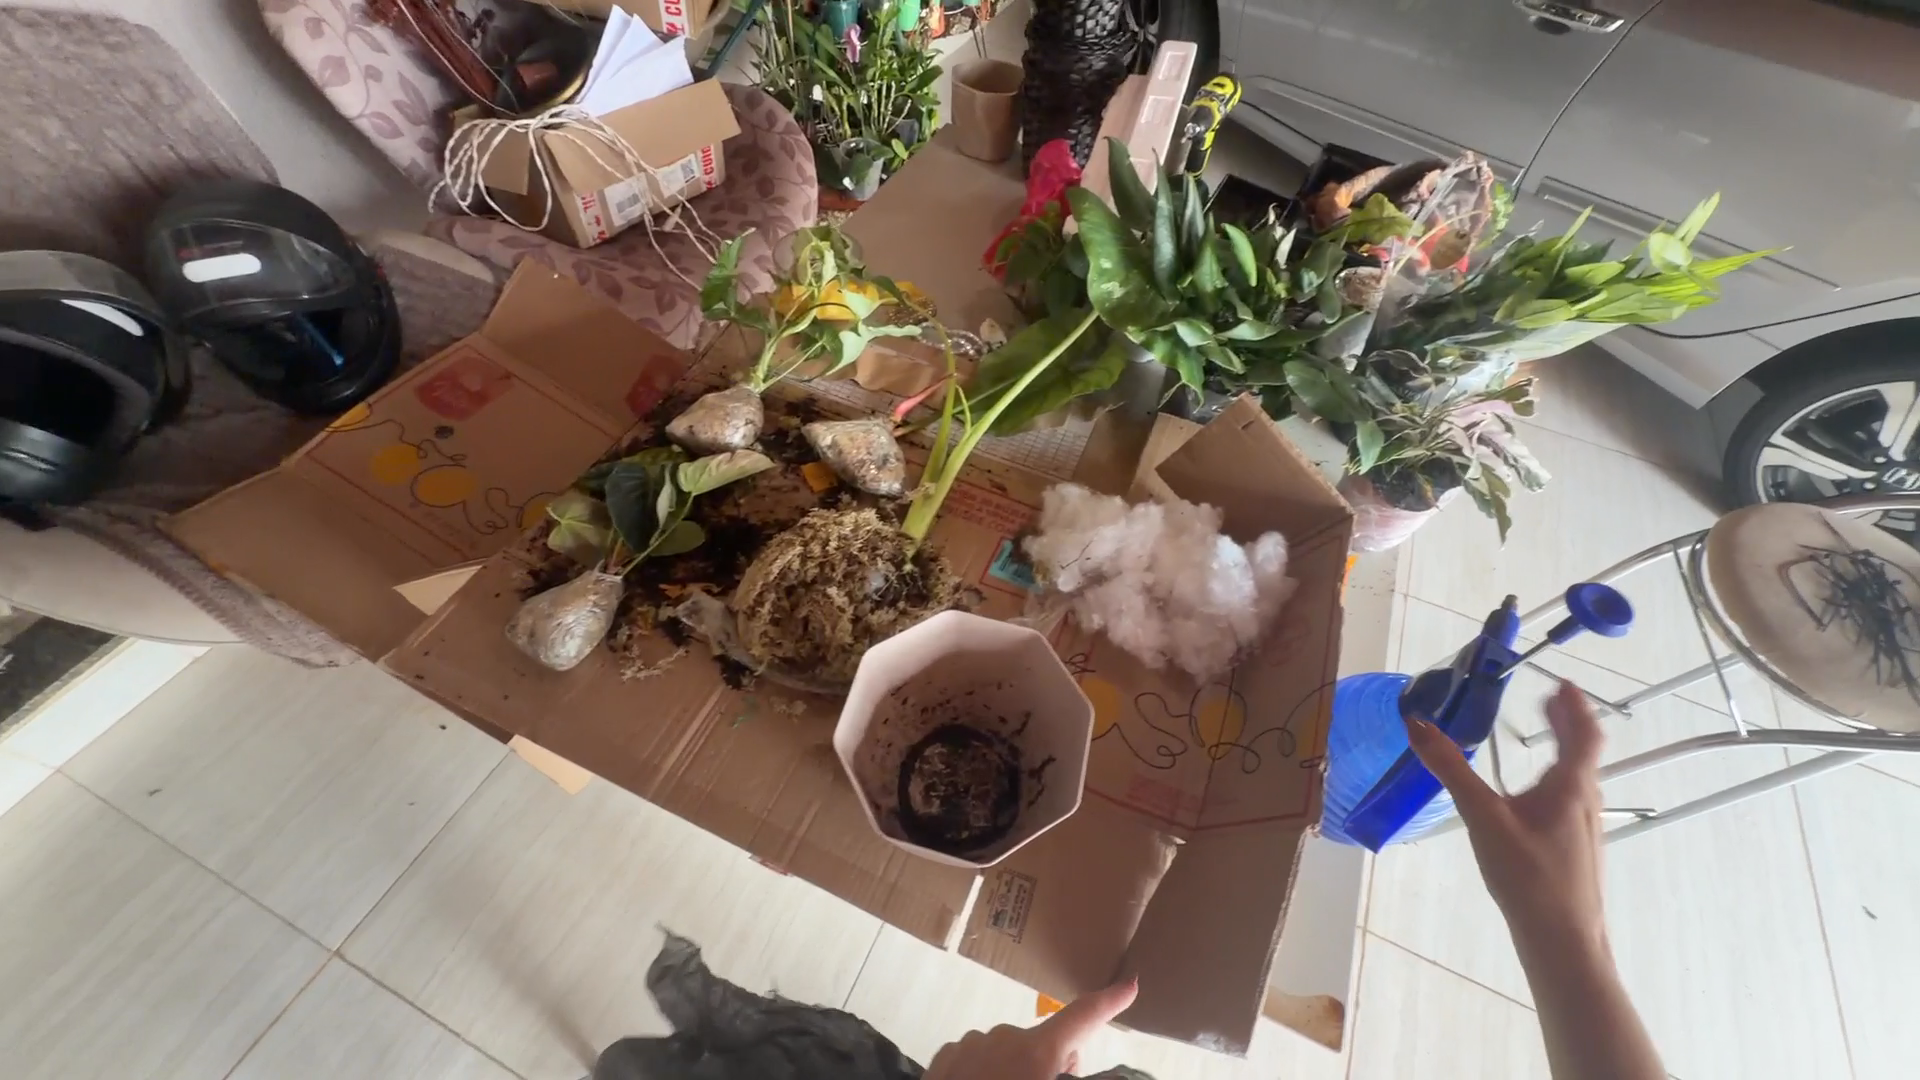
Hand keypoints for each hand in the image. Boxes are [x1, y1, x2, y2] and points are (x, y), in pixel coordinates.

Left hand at [925, 976, 1138, 1078]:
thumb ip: (1067, 1071)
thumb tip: (1076, 1060)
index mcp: (1036, 1052)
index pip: (1081, 1018)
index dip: (1108, 1003)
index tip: (1130, 983)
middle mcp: (1004, 1037)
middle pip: (1044, 1047)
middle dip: (1050, 1070)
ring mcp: (971, 1044)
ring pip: (1008, 1056)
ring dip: (1014, 1076)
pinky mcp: (944, 1059)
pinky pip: (978, 1061)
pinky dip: (986, 1077)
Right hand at [1405, 680, 1607, 951]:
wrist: (1561, 940)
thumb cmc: (1528, 874)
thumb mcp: (1482, 816)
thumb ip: (1448, 768)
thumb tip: (1415, 723)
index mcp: (1570, 788)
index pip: (1584, 735)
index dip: (1574, 706)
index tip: (1561, 682)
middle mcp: (1584, 802)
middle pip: (1583, 752)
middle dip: (1565, 721)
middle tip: (1544, 698)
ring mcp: (1582, 826)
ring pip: (1577, 774)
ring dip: (1562, 747)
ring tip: (1539, 732)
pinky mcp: (1572, 844)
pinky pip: (1568, 793)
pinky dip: (1554, 771)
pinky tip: (1530, 788)